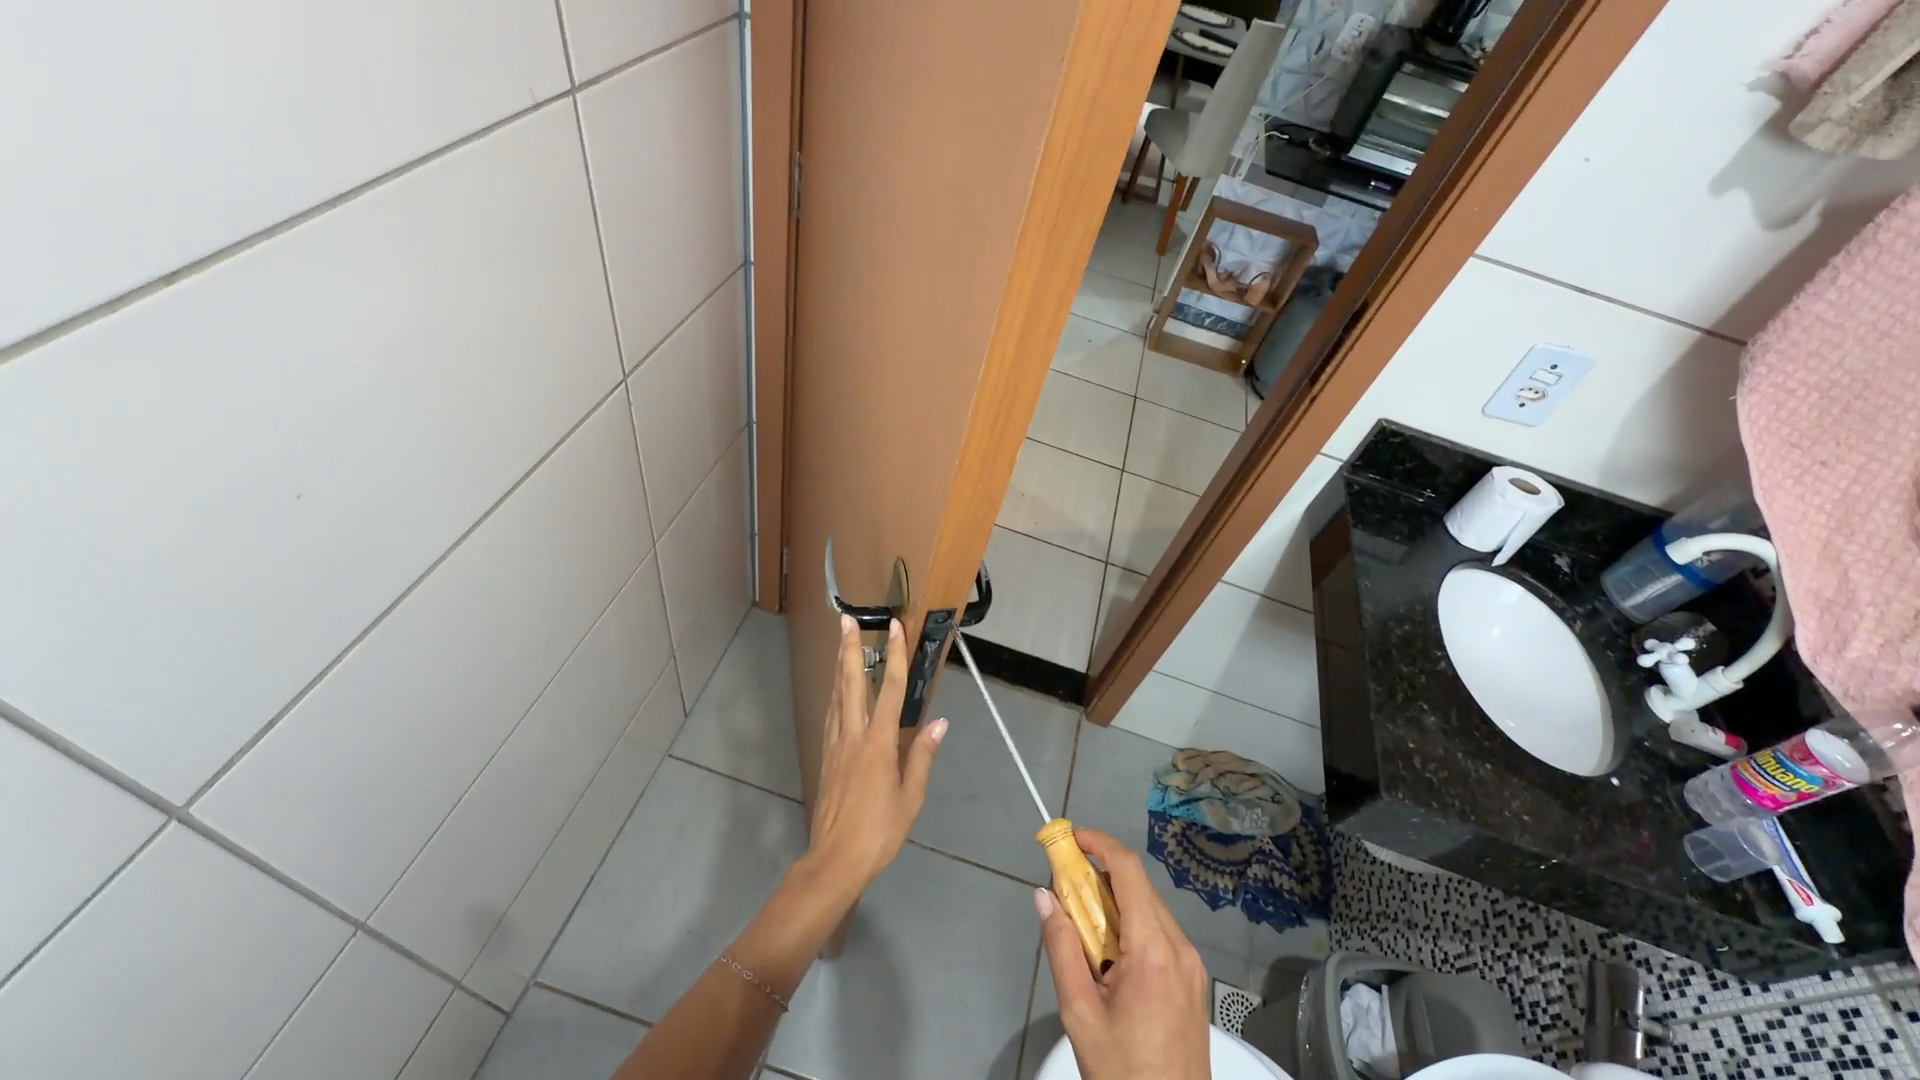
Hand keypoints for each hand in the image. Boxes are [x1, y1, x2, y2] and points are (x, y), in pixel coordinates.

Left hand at [804, 616, 946, 891]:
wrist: (835, 859)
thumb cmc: (879, 831)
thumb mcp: (911, 797)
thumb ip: (923, 756)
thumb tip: (939, 723)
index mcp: (878, 744)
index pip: (890, 690)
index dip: (895, 656)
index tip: (896, 628)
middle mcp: (853, 736)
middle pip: (851, 683)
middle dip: (849, 650)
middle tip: (847, 621)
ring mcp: (836, 746)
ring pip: (836, 697)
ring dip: (839, 667)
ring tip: (841, 644)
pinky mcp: (827, 758)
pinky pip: (831, 716)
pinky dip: (835, 694)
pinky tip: (836, 691)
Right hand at [1037, 829, 1209, 1079]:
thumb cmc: (1121, 1070)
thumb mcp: (1080, 1011)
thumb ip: (1062, 947)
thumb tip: (1044, 897)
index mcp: (1153, 950)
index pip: (1129, 873)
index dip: (1100, 845)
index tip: (1071, 839)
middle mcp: (1181, 948)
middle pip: (1140, 888)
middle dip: (1101, 877)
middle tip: (1064, 888)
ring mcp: (1193, 965)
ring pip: (1152, 910)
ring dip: (1116, 905)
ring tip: (1082, 929)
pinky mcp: (1195, 981)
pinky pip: (1161, 935)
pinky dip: (1133, 928)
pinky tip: (1109, 956)